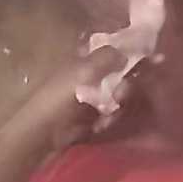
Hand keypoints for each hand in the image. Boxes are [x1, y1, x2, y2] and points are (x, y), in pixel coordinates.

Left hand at [7, 45, 127, 147]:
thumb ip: (106, 57)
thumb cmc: (59, 98)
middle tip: (119, 95)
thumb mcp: (83, 72)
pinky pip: (108, 114)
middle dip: (122, 85)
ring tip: (106, 116)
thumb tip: (126, 50)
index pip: (107, 47)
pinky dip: (107, 120)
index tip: (143, 56)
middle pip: (116, 74)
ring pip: (114, 95)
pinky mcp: (88, 118)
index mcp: (81, 59)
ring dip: (115, 105)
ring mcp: (87, 97)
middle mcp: (86, 75)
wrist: (39, 135)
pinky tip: (99, 127)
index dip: (123, 49)